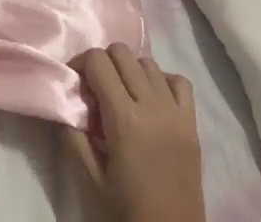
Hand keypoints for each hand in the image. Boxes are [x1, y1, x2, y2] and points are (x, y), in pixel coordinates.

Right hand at [64, 44, 204, 221]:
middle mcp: (152, 106)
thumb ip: (74, 136)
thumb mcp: (90, 178)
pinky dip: (162, 81)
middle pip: (123, 53)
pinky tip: (152, 99)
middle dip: (103, 63)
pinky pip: (179, 82)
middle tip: (95, 88)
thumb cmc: (126, 210)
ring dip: (130, 70)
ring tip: (123, 95)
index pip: (98, 62)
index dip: (81, 64)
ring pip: (149, 62)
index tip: (76, 83)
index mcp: (124, 119)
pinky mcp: (193, 123)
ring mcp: (176, 112)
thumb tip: (67, 105)